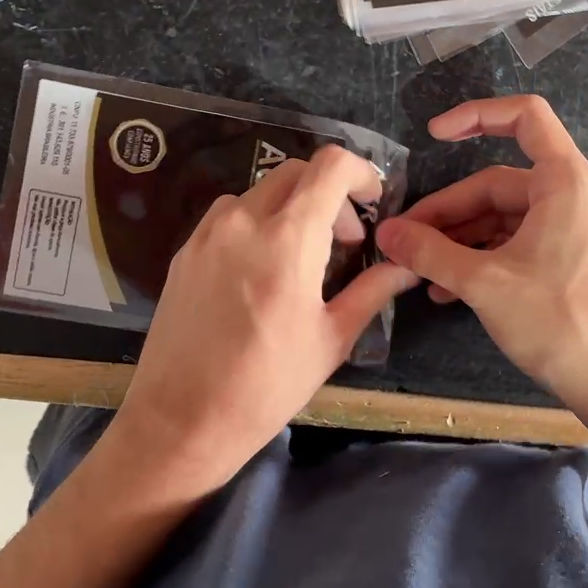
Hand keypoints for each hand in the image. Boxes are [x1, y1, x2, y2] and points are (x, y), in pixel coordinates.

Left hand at [120, 146, 419, 483]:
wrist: (180, 421)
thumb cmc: (267, 386)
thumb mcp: (332, 339)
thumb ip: (373, 290)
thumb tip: (407, 265)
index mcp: (288, 240)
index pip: (330, 166)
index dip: (362, 173)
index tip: (373, 204)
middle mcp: (243, 222)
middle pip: (296, 172)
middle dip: (330, 194)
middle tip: (345, 240)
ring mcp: (207, 234)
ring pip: (261, 191)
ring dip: (291, 208)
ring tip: (302, 257)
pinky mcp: (184, 251)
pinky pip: (230, 216)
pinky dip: (258, 223)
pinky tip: (263, 270)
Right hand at [374, 96, 587, 428]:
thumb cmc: (556, 323)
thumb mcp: (483, 283)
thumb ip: (429, 252)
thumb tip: (387, 233)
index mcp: (568, 183)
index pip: (526, 118)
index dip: (476, 115)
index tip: (434, 134)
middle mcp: (582, 193)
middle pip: (502, 183)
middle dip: (451, 212)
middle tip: (407, 240)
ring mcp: (584, 224)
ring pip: (510, 216)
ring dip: (464, 240)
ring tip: (422, 272)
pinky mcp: (582, 253)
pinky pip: (527, 239)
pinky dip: (490, 255)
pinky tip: (451, 288)